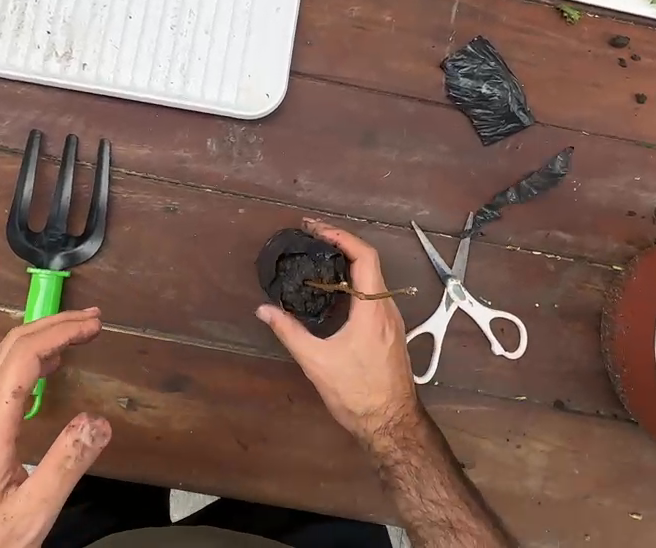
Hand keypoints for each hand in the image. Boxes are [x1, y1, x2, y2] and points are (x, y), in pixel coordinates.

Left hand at [0, 308, 111, 547]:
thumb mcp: (31, 515)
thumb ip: (66, 465)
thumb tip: (99, 421)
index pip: (24, 355)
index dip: (61, 332)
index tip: (93, 326)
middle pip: (10, 346)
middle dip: (54, 324)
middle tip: (91, 320)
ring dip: (38, 336)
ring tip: (74, 334)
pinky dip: (25, 357)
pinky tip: (44, 369)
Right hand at [256, 218, 422, 447]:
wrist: (392, 426)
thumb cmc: (356, 393)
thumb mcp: (316, 362)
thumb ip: (289, 332)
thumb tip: (264, 310)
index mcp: (372, 309)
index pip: (364, 256)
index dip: (341, 236)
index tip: (317, 229)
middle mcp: (387, 308)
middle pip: (369, 261)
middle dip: (341, 243)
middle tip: (312, 237)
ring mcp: (391, 319)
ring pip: (373, 277)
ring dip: (348, 262)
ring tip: (319, 257)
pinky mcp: (390, 331)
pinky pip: (373, 293)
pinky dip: (353, 280)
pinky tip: (333, 290)